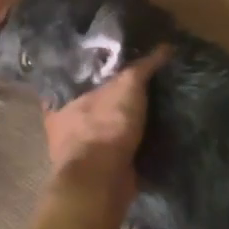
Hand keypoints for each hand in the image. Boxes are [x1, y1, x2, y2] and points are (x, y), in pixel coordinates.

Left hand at [42, 45, 171, 189]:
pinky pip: (116, 150)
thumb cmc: (105, 126)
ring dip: (121, 122)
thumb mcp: (129, 85)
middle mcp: (64, 126)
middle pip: (91, 102)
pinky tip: (148, 135)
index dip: (95, 68)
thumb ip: (145, 65)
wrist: (101, 183)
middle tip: (139, 83)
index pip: (75, 77)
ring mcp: (79, 152)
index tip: (116, 61)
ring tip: (149, 108)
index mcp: (61, 102)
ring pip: (103, 127)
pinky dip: (129, 144)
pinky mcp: (97, 172)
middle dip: (110, 97)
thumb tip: (167, 46)